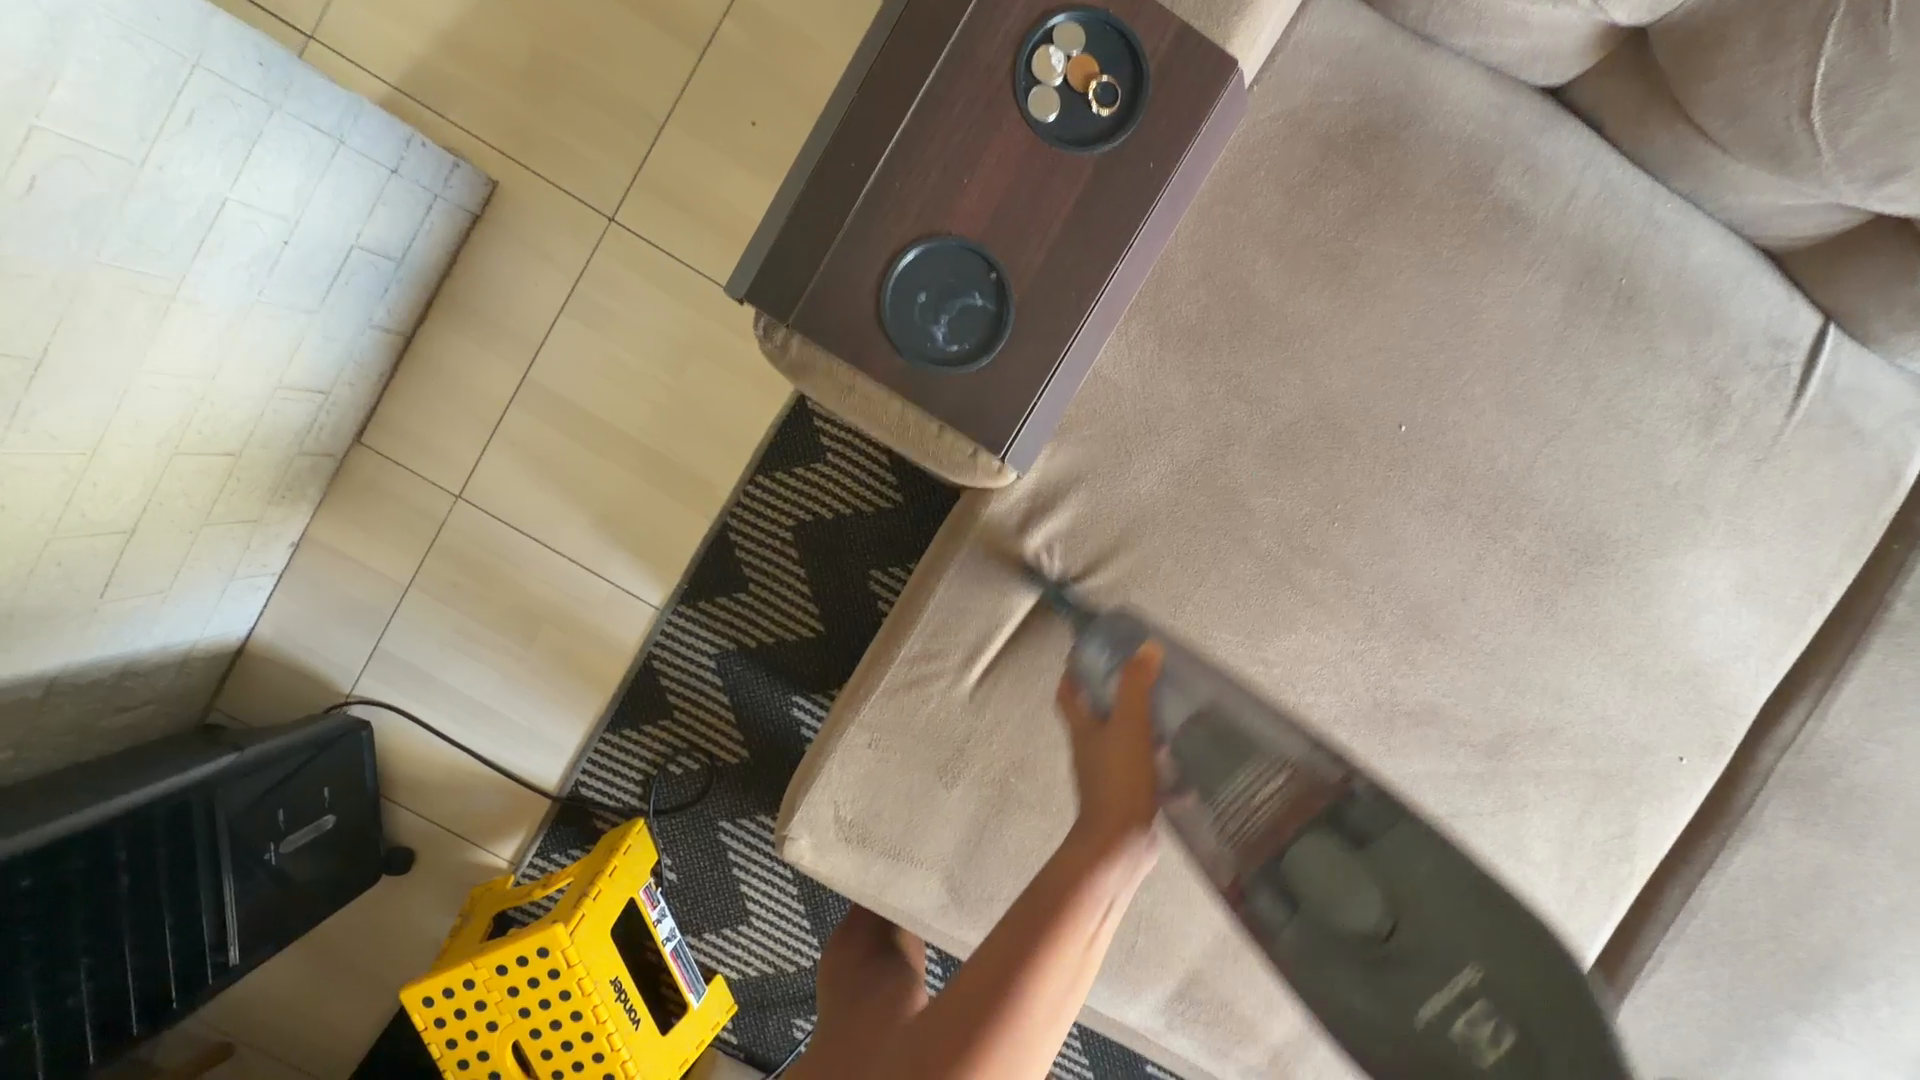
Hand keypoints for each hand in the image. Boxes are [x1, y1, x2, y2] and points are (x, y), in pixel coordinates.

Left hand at [1056, 642, 1164, 865]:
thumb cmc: (1119, 779)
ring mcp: (1107, 774)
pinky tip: (1180, 753)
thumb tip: (1146, 648)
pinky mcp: (1127, 794)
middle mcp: (1089, 749)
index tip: (1087, 654)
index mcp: (1082, 729)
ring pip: (1119, 741)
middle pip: (1094, 716)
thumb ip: (1136, 686)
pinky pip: (1141, 767)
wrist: (1121, 842)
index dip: (1072, 673)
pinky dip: (1156, 758)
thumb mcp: (1129, 725)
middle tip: (1139, 677)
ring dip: (1137, 726)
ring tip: (1166, 710)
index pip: (1068, 694)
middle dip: (1112, 696)